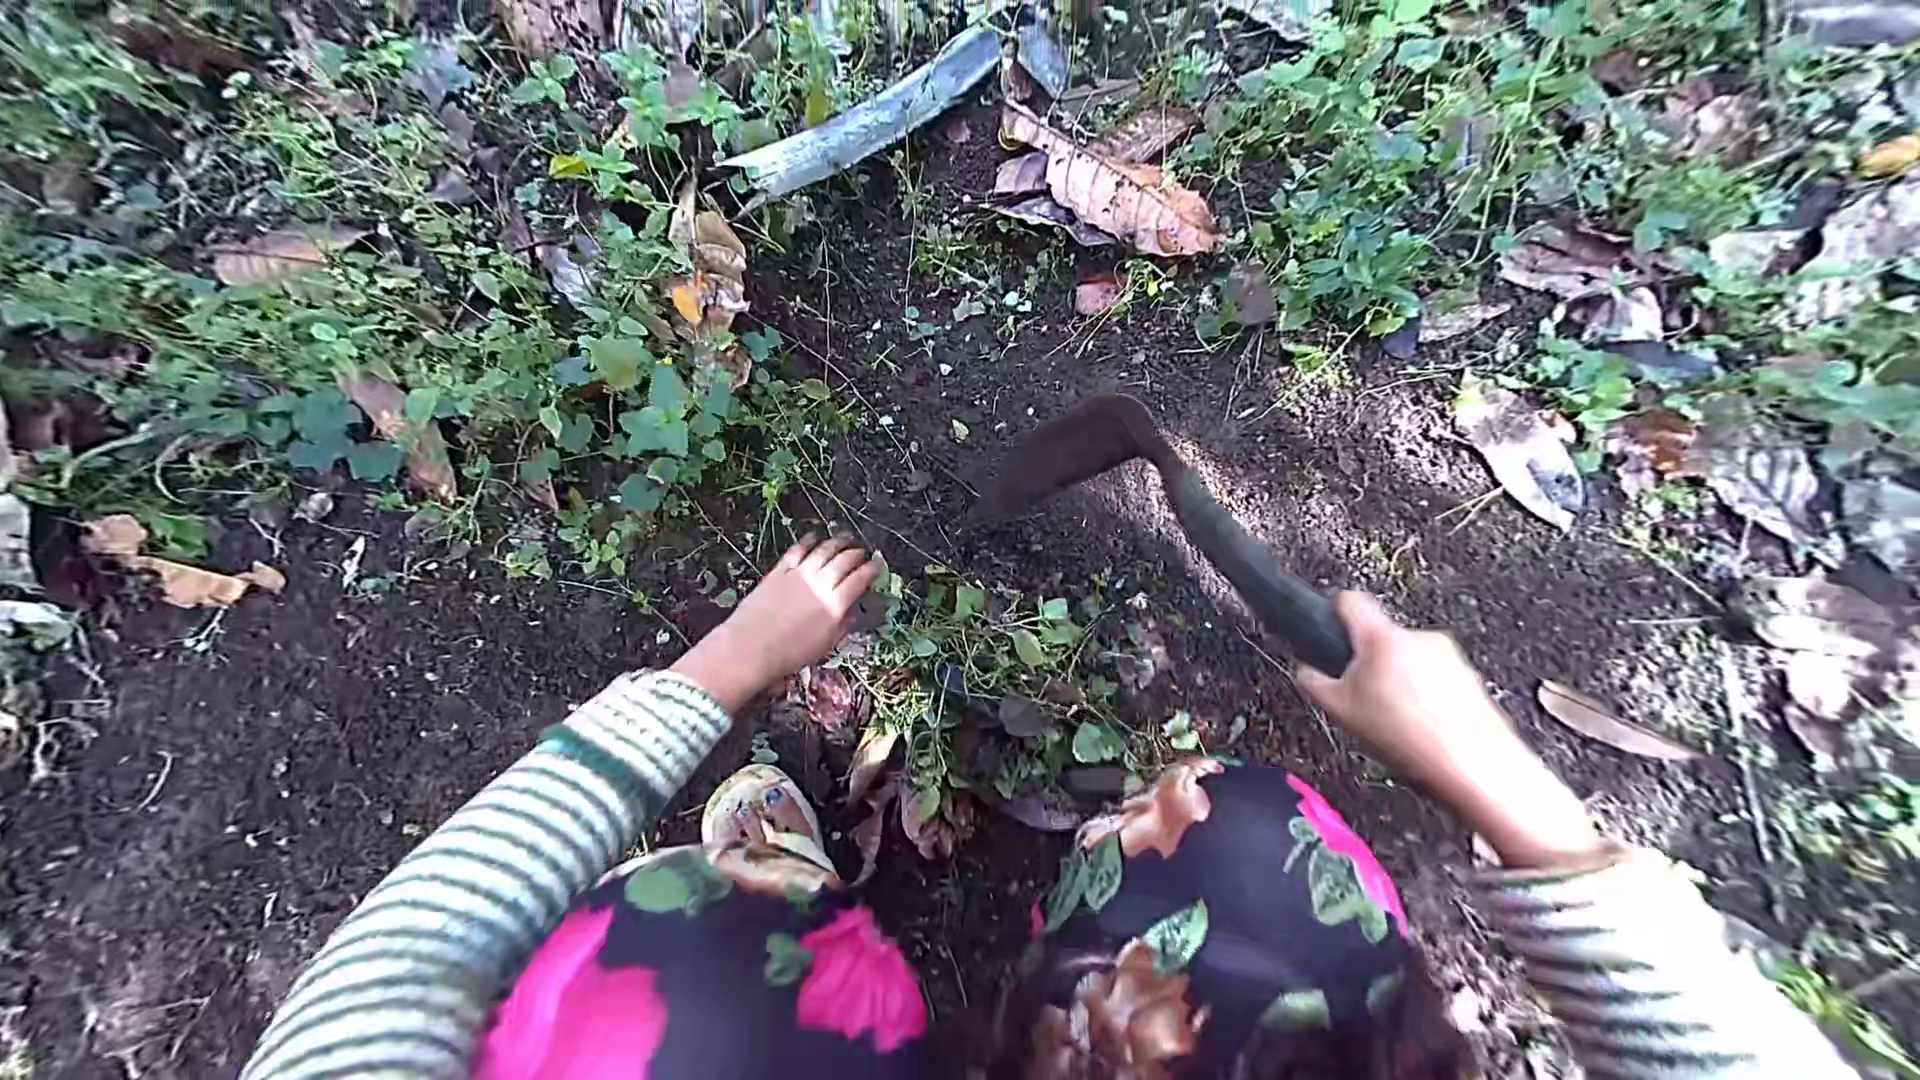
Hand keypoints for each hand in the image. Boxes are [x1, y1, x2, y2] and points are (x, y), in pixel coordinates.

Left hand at [670, 533, 881, 713]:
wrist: (750, 649)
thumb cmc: (790, 654)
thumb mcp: (826, 644)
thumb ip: (842, 625)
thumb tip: (850, 611)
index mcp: (835, 604)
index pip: (860, 579)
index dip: (872, 569)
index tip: (877, 566)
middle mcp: (820, 584)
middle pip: (844, 560)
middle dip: (857, 553)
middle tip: (862, 552)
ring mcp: (799, 575)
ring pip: (823, 550)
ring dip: (837, 542)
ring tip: (844, 539)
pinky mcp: (779, 571)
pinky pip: (798, 550)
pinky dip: (809, 541)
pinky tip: (814, 538)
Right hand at [1295, 592, 1606, 868]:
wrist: (1476, 769)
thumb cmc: (1408, 736)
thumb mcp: (1336, 709)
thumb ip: (1312, 680)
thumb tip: (1308, 672)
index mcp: (1381, 637)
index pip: (1349, 600)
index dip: (1333, 610)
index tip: (1330, 623)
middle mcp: (1419, 638)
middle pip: (1379, 637)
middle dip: (1368, 661)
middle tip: (1361, 694)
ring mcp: (1450, 658)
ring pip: (1408, 659)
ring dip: (1397, 680)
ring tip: (1394, 719)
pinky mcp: (1471, 679)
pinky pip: (1435, 678)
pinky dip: (1424, 696)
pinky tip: (1420, 727)